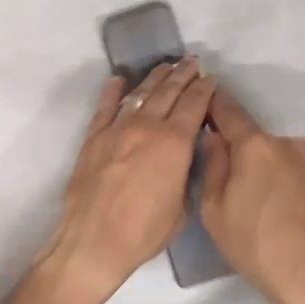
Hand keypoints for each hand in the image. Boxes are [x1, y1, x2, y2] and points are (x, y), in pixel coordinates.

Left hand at [41, 58, 216, 297]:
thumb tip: (185, 159)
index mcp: (174, 142)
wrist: (94, 241)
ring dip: (154, 78)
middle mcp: (146, 127)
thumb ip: (186, 175)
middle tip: (192, 62)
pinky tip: (118, 80)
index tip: (211, 79)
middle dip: (183, 75)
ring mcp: (116, 130)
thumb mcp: (182, 207)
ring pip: (139, 94)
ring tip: (166, 67)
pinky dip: (113, 91)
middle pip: (168, 91)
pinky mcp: (93, 139)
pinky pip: (105, 108)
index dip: (205, 89)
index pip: (194, 104)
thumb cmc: (143, 231)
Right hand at [200, 90, 304, 303]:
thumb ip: (212, 167)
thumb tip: (214, 139)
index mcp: (256, 147)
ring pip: (285, 161)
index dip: (214, 105)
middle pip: (258, 143)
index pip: (230, 112)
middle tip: (235, 192)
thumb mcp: (215, 211)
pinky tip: (292, 219)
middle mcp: (291, 144)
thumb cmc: (255, 245)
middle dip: (245, 158)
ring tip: (267, 212)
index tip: (204, 101)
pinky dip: (295, 191)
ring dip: (273, 176)